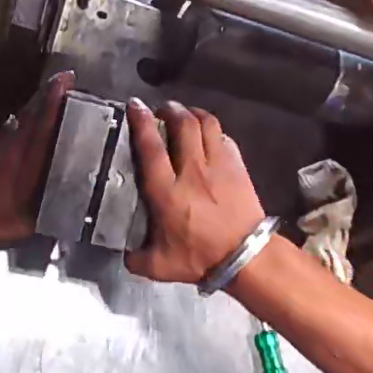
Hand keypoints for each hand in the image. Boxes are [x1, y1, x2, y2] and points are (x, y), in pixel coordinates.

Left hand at [0, 71, 74, 244]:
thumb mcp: (25, 224)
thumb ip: (49, 212)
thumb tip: (74, 209)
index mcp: (23, 163)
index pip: (42, 125)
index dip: (55, 101)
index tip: (66, 81)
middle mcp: (11, 146)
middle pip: (34, 113)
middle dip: (52, 96)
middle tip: (69, 83)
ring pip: (23, 119)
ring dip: (39, 109)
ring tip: (58, 101)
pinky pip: (12, 129)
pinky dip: (25, 124)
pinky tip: (33, 129)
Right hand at [126, 99, 266, 283]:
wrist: (246, 257)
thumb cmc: (200, 258)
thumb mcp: (159, 266)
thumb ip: (137, 259)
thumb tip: (126, 255)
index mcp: (166, 191)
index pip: (151, 146)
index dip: (142, 122)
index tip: (135, 105)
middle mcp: (191, 170)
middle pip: (182, 124)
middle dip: (170, 109)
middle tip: (162, 109)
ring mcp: (218, 165)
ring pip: (207, 124)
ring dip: (194, 113)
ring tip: (186, 114)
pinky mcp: (238, 167)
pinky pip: (225, 138)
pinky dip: (215, 132)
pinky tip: (210, 136)